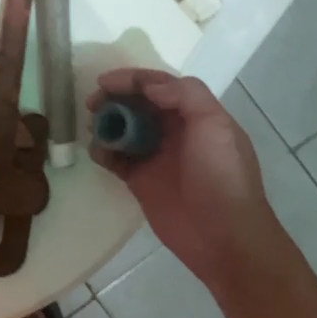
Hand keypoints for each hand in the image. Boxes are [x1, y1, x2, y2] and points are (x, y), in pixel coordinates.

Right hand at [89, 70, 273, 290]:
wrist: (224, 238)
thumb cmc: (222, 177)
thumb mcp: (215, 126)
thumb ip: (186, 96)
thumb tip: (149, 88)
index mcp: (195, 115)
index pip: (159, 85)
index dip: (132, 79)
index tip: (104, 81)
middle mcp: (174, 131)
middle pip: (138, 104)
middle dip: (114, 99)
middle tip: (92, 104)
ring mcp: (156, 156)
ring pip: (124, 129)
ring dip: (106, 123)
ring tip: (93, 127)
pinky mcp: (140, 181)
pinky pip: (116, 158)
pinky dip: (103, 151)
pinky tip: (97, 152)